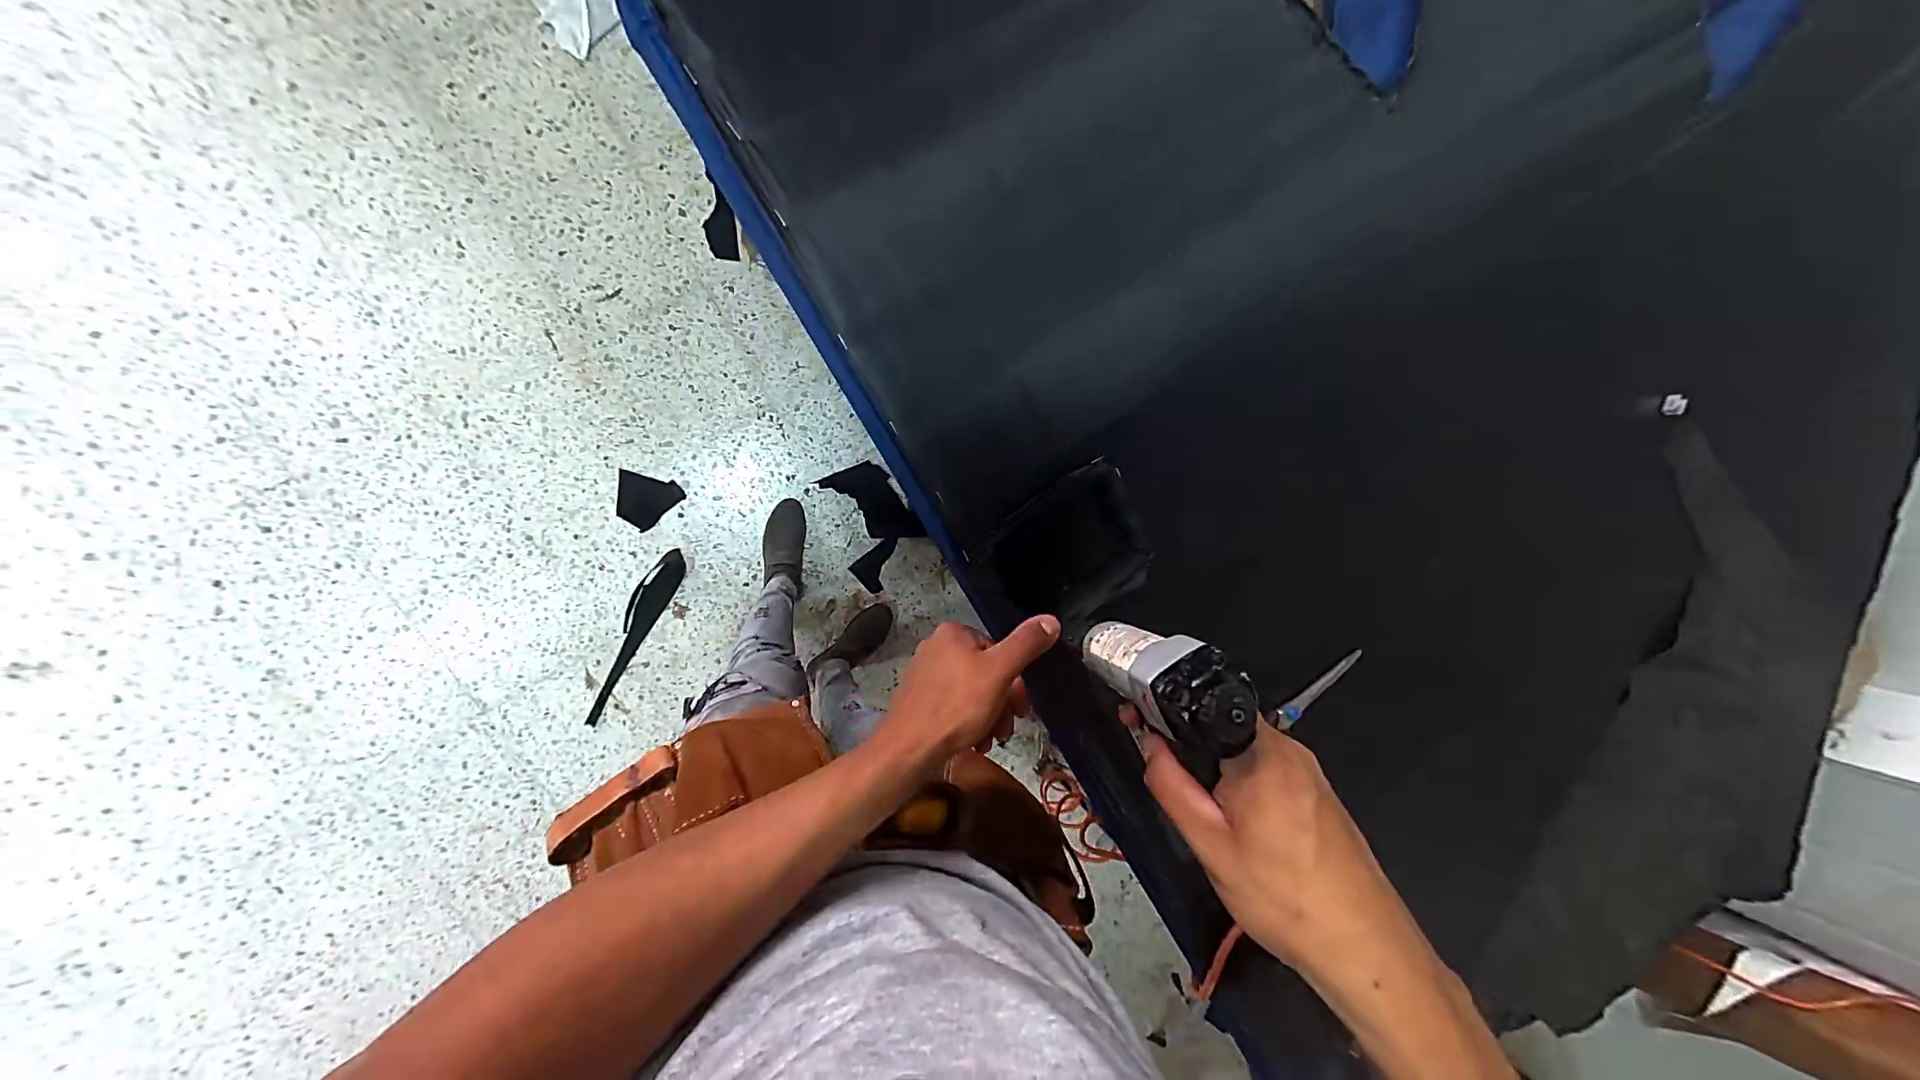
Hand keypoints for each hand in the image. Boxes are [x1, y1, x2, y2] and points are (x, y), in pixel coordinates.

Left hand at [879, 616, 1059, 764]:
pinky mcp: (919, 699)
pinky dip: (968, 723)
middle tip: (1005, 731)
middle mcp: (936, 647)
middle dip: (1001, 704)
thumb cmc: (956, 707)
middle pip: (986, 673)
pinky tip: (972, 743)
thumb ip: (1026, 644)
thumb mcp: (999, 673)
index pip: (999, 651)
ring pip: (972, 692)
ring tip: (988, 741)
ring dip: (988, 717)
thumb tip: (1051, 619)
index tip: (1022, 711)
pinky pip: (954, 705)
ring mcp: (925, 674)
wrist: (909, 749)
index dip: (1016, 683)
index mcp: (954, 633)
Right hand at [1129, 713, 1426, 977]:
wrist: (1364, 950)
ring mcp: (1311, 775)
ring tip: (1229, 835)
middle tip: (1197, 813)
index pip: (1202, 713)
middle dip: (1199, 767)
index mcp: (1264, 754)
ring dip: (1224, 787)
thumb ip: (1173, 787)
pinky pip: (1269, 779)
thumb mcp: (1210, 846)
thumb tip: (1151, 748)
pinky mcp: (1320, 796)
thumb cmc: (1292, 903)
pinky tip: (1255, 843)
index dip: (1169, 724)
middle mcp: (1293, 754)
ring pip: (1244, 762)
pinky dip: (1250, 800)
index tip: (1153, 746)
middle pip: (1222, 738)